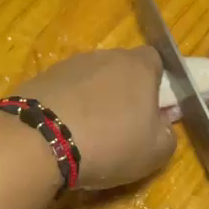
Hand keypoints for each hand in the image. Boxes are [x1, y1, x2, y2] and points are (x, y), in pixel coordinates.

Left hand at [14, 47, 174, 190]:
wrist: (40, 140)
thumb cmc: (109, 143)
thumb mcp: (154, 152)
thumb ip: (167, 134)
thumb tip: (162, 124)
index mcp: (138, 66)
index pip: (155, 61)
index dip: (155, 84)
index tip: (149, 111)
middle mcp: (105, 56)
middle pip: (121, 69)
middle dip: (121, 93)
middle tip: (119, 128)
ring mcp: (71, 64)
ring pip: (90, 80)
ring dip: (91, 101)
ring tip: (85, 136)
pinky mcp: (43, 78)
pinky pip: (64, 92)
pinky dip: (65, 108)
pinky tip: (61, 134)